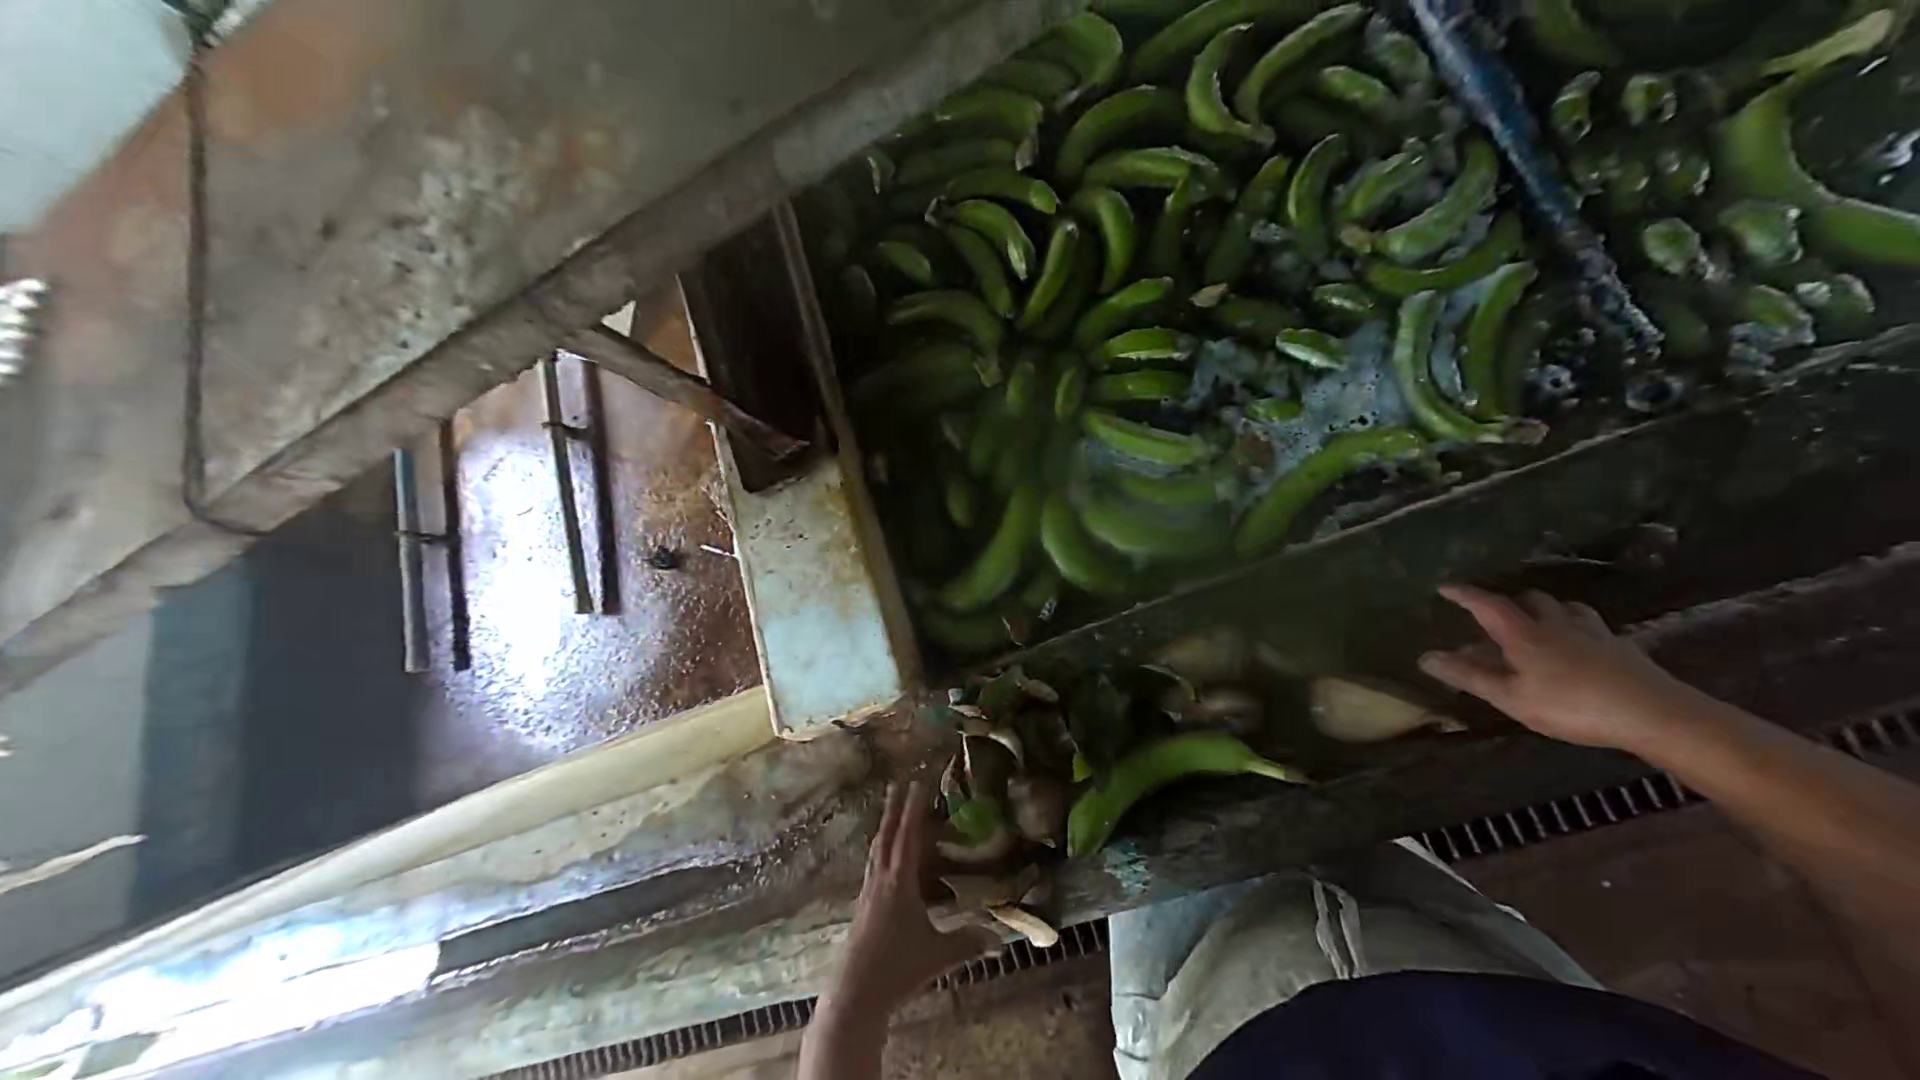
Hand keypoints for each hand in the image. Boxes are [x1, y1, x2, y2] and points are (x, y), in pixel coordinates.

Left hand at [826, 780, 998, 1014]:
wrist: (855, 993)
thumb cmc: (898, 969)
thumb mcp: (939, 955)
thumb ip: (969, 942)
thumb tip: (1000, 937)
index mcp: (899, 883)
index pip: (908, 837)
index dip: (914, 809)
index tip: (917, 783)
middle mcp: (880, 880)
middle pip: (888, 835)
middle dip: (894, 808)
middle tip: (899, 783)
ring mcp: (868, 892)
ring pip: (877, 849)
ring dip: (885, 826)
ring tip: (890, 811)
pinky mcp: (862, 906)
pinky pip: (872, 865)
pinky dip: (880, 850)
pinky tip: (882, 857)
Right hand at [1418, 585, 1697, 752]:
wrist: (1657, 715)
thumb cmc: (1572, 705)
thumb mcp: (1511, 697)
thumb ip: (1469, 676)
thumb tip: (1425, 657)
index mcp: (1525, 634)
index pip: (1488, 604)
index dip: (1465, 594)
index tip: (1445, 587)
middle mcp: (1557, 624)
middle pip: (1530, 599)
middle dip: (1510, 601)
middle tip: (1497, 615)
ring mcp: (1594, 633)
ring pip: (1565, 607)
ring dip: (1546, 610)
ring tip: (1539, 625)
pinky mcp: (1622, 648)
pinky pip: (1592, 626)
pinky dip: (1576, 628)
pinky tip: (1579, 646)